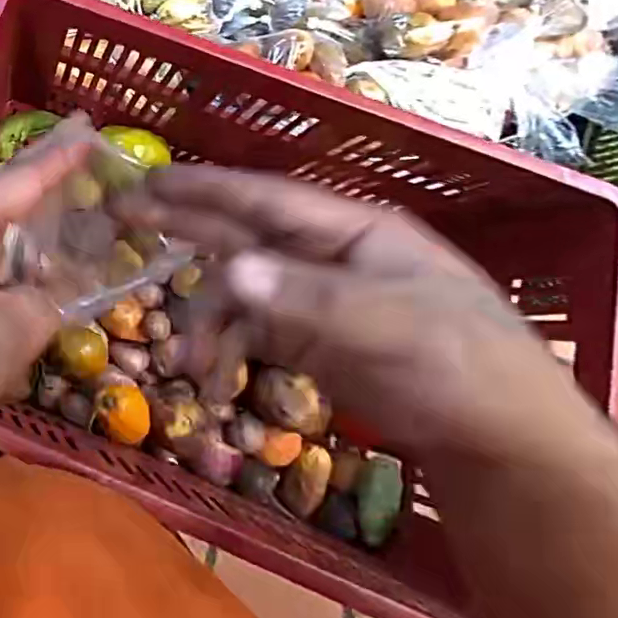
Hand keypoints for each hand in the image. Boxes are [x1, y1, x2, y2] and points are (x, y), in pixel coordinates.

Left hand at [0, 118, 92, 464]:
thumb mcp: (8, 337)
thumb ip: (45, 303)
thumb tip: (49, 293)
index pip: (20, 177)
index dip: (61, 155)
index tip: (90, 129)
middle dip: (39, 197)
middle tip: (83, 184)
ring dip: (14, 242)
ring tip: (57, 240)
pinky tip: (8, 288)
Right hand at [122, 166, 604, 461]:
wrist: (496, 438)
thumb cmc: (459, 362)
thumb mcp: (390, 324)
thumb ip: (306, 297)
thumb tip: (228, 272)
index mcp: (348, 229)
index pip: (263, 198)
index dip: (205, 186)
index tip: (150, 178)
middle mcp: (319, 253)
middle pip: (238, 231)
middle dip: (181, 224)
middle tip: (121, 213)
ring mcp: (308, 295)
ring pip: (235, 290)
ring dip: (205, 321)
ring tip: (186, 358)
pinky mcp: (302, 335)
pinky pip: (247, 332)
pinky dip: (225, 354)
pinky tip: (213, 383)